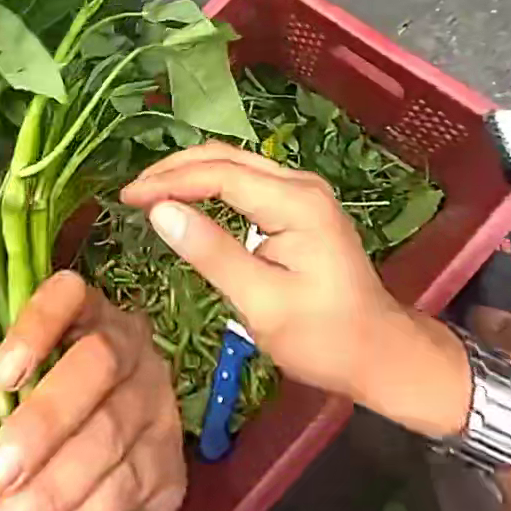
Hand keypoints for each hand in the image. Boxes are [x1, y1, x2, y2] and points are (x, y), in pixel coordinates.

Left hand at [0, 271, 184, 510]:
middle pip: (96, 365)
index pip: (68, 295)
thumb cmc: (45, 406)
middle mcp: (128, 345)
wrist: (102, 460)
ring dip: (53, 492)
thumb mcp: (25, 386)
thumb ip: (2, 388)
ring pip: (108, 437)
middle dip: (44, 420)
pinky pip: (124, 494)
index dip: (38, 325)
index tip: (2, 374)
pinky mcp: (168, 461)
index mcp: (86, 312)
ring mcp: (153, 401)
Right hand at [119, 143, 468, 437]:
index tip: (127, 198)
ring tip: (148, 193)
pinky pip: (242, 177)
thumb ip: (211, 252)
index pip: (217, 175)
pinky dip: (206, 182)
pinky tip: (184, 198)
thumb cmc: (324, 338)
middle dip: (172, 170)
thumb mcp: (263, 304)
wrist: (383, 354)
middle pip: (223, 156)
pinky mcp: (296, 201)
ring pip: (231, 161)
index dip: (168, 182)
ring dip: (187, 172)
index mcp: (295, 202)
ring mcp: (300, 189)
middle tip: (131, 193)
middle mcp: (298, 182)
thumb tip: (159, 211)